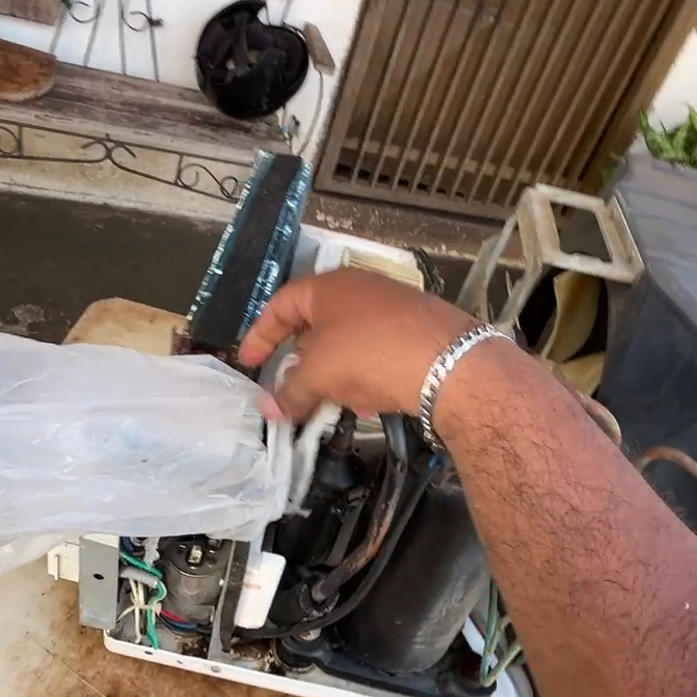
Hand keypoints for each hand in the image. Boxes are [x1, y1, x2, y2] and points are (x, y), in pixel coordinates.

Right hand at [238, 268, 477, 420]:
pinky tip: (368, 399)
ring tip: (330, 399)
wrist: (449, 362)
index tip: (248, 363)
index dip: (259, 335)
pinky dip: (364, 375)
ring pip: (348, 342)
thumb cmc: (368, 353)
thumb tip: (268, 409)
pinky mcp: (417, 333)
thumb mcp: (318, 374)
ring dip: (333, 372)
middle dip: (300, 359)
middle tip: (289, 386)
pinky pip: (377, 353)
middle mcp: (360, 290)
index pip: (281, 304)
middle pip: (316, 323)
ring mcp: (392, 309)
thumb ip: (288, 391)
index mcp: (328, 287)